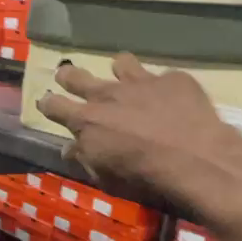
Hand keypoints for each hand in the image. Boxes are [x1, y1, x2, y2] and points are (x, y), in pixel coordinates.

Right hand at [35, 54, 241, 204]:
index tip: (47, 103)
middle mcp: (108, 95)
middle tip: (68, 78)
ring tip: (125, 79)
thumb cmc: (143, 176)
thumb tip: (70, 149)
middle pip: (76, 76)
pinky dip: (162, 87)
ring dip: (119, 71)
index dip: (48, 104)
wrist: (194, 157)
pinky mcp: (173, 78)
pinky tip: (173, 100)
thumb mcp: (106, 177)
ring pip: (120, 62)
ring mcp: (141, 81)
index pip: (54, 106)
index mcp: (87, 121)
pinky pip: (161, 76)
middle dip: (69, 77)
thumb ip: (86, 159)